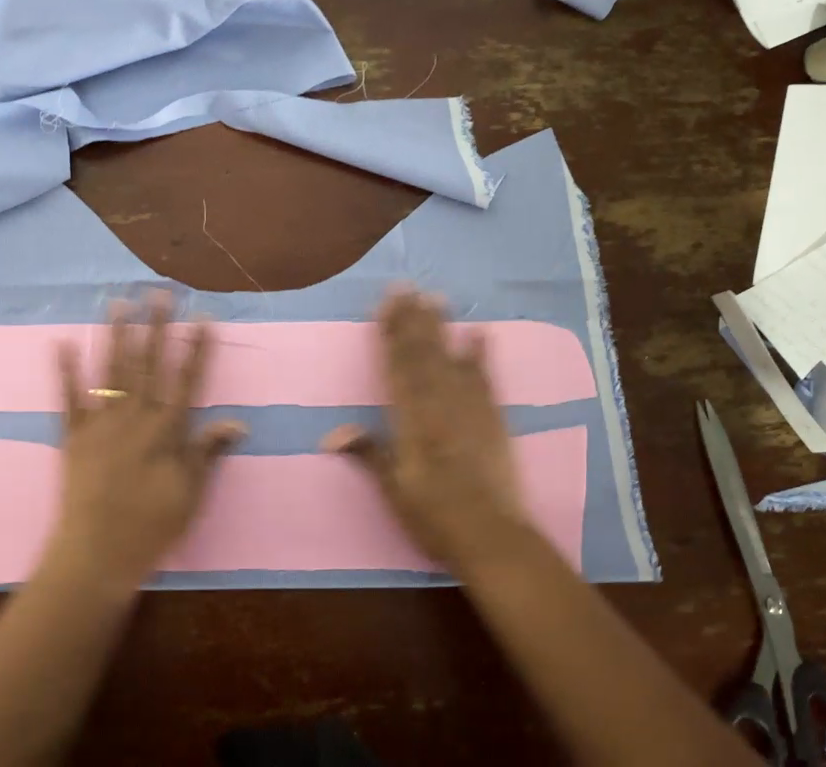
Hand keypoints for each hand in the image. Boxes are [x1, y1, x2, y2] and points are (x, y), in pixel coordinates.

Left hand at [48, 292, 246, 591]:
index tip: (203, 317)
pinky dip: (65, 369)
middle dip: (156, 327)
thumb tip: (237, 422)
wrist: (97, 553)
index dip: (197, 348)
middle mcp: (135, 416)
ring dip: (116, 334)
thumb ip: (208, 452)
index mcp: (167, 430)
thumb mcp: (190, 493)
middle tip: (159, 293)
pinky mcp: (73, 435)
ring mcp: (101, 422)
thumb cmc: (152, 526)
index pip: (187, 379)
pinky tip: (62, 341)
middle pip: (148, 363)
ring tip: (118, 302)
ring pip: (112, 370)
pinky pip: (68, 397)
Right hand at [323, 287, 535, 573]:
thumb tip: (331, 434)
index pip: (397, 367)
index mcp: (412, 420)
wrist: (492, 536)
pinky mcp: (494, 420)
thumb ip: (368, 454)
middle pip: (423, 355)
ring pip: (451, 360)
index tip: (386, 304)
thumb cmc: (434, 516)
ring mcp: (470, 410)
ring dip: (442, 328)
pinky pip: (486, 380)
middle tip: (407, 287)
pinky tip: (479, 334)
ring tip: (436, 298)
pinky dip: (481, 356)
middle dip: (413, 320)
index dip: (390, 334)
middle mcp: (440, 406)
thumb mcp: (394, 489)